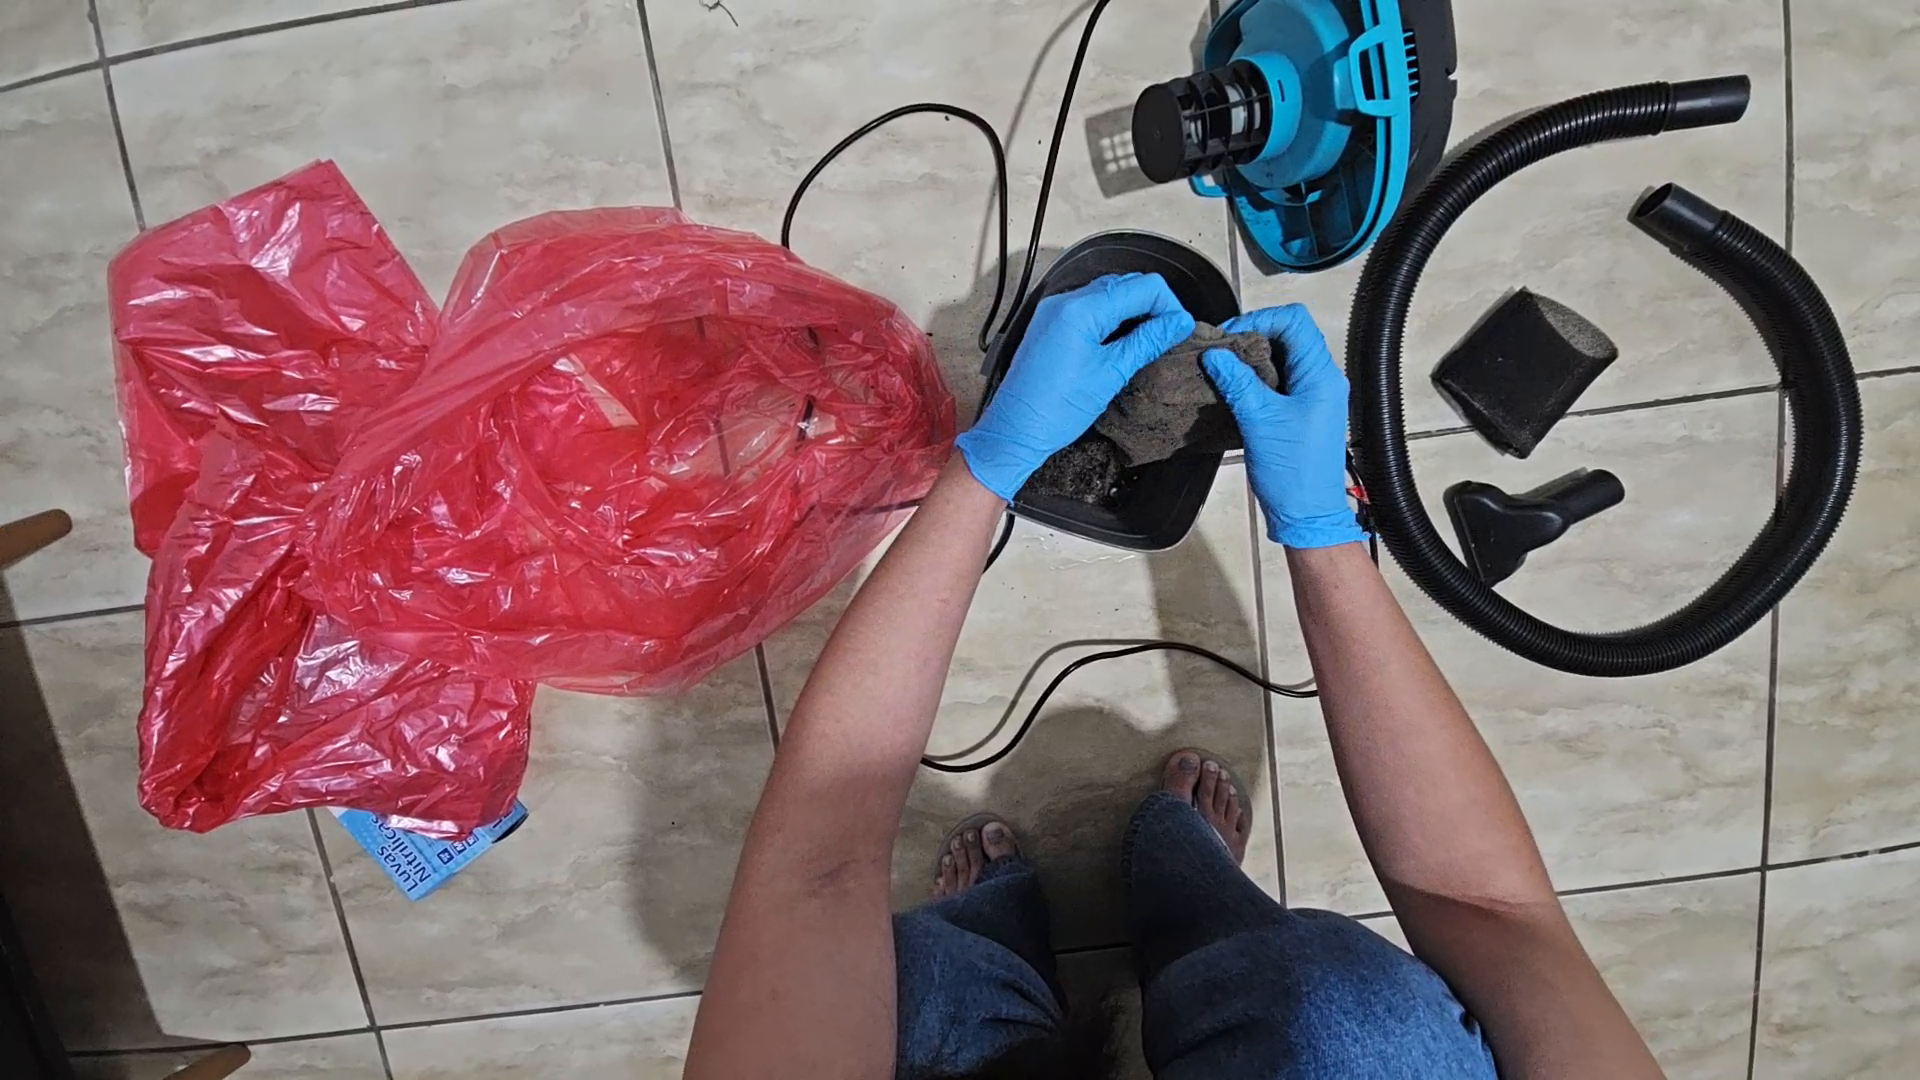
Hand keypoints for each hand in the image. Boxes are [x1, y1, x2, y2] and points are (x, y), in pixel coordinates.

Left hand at [956, 273, 1194, 499]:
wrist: (1015, 431)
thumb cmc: (1056, 409)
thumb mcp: (1110, 374)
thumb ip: (1146, 342)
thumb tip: (1178, 323)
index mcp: (1081, 310)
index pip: (1142, 286)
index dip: (1168, 305)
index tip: (1179, 329)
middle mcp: (1064, 302)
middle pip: (1123, 285)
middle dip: (1151, 306)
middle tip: (1166, 336)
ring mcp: (1053, 312)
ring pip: (1106, 295)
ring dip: (1131, 311)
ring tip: (1146, 341)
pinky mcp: (1049, 326)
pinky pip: (1087, 309)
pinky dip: (1109, 319)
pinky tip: (1120, 342)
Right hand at [1202, 304, 1364, 548]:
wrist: (1306, 513)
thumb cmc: (1290, 469)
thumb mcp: (1259, 421)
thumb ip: (1237, 383)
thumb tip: (1213, 354)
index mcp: (1320, 375)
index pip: (1294, 322)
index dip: (1259, 320)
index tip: (1226, 337)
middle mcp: (1322, 380)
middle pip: (1288, 337)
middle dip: (1251, 338)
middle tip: (1218, 353)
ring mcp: (1313, 397)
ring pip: (1282, 360)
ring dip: (1251, 360)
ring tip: (1221, 369)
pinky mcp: (1301, 413)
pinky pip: (1279, 383)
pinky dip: (1256, 380)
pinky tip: (1233, 390)